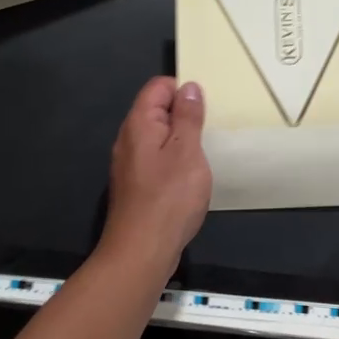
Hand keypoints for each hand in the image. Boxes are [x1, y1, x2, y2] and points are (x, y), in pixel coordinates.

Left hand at [101, 76, 210, 275]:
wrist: (141, 252)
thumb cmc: (169, 197)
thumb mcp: (187, 150)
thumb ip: (188, 116)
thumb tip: (188, 87)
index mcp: (139, 124)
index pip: (157, 87)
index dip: (182, 90)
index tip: (205, 108)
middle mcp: (129, 139)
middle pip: (155, 111)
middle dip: (183, 115)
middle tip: (209, 130)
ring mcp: (129, 164)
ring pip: (157, 137)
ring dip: (180, 140)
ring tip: (203, 154)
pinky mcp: (135, 186)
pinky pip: (155, 159)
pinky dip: (172, 161)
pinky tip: (188, 178)